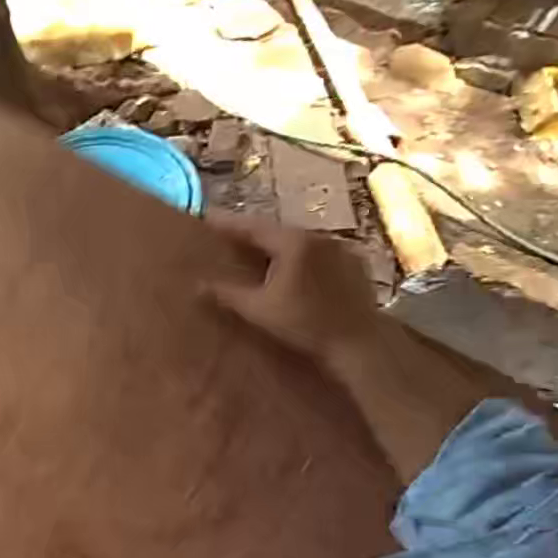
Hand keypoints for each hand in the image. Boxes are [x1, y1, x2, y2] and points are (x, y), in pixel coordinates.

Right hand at [204, 216, 483, 480]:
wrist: (358, 342)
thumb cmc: (304, 325)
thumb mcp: (259, 310)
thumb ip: (227, 294)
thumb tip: (199, 284)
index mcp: (293, 242)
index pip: (252, 226)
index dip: (226, 223)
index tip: (205, 216)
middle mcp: (318, 237)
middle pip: (276, 231)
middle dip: (251, 234)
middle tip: (229, 236)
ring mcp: (340, 248)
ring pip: (299, 242)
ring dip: (277, 247)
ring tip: (258, 253)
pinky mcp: (354, 263)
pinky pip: (319, 254)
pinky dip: (301, 258)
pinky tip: (293, 271)